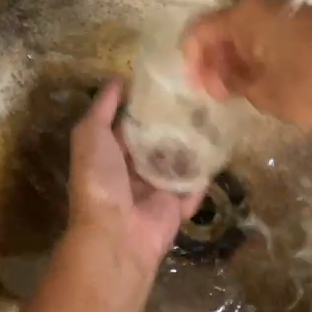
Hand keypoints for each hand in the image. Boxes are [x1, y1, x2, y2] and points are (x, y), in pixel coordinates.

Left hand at [67, 80, 203, 273]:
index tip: (168, 80)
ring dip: (192, 144)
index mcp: (111, 153)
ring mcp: (156, 190)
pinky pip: (194, 187)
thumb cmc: (99, 178)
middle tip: (198, 94)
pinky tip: (221, 147)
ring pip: (178, 162)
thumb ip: (103, 107)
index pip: (131, 123)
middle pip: (158, 141)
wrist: (115, 234)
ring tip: (215, 114)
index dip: (146, 103)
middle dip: (174, 122)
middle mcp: (134, 170)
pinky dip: (204, 173)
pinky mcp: (177, 207)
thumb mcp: (90, 134)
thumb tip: (118, 77)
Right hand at [181, 0, 311, 127]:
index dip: (193, 61)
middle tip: (219, 95)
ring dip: (240, 59)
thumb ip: (235, 83)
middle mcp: (265, 4)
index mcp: (246, 14)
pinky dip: (264, 55)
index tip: (201, 92)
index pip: (200, 30)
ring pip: (251, 32)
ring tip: (244, 93)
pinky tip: (273, 82)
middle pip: (224, 28)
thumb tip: (222, 76)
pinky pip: (274, 34)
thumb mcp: (269, 95)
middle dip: (216, 60)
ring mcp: (291, 10)